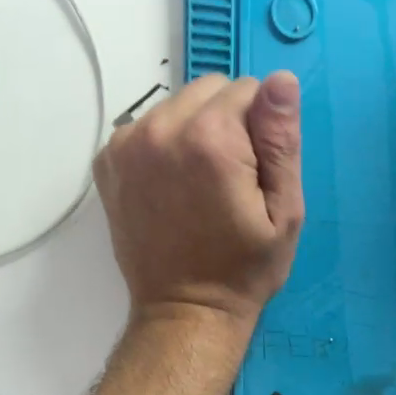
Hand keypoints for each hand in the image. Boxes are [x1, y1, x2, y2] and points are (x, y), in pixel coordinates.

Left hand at [94, 73, 304, 328]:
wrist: (186, 312)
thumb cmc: (245, 271)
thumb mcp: (285, 214)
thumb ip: (282, 143)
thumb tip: (281, 81)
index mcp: (211, 140)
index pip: (249, 90)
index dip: (263, 131)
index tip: (257, 177)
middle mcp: (162, 128)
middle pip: (209, 90)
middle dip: (228, 125)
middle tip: (231, 183)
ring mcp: (128, 143)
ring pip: (177, 106)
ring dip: (195, 133)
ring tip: (201, 189)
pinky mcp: (109, 159)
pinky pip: (148, 126)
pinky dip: (165, 146)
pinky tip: (174, 189)